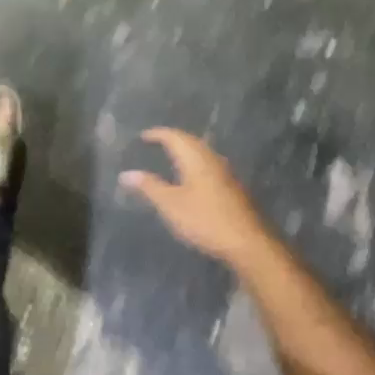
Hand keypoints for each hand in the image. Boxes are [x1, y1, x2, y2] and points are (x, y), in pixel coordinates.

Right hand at [121, 128, 274, 267]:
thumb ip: (149, 187)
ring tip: (171, 157)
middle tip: (156, 143)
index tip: (143, 136)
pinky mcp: (232, 185)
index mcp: (195, 157)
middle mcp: (211, 157)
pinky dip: (195, 162)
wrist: (248, 241)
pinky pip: (208, 163)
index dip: (157, 134)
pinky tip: (192, 177)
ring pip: (201, 152)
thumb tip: (126, 173)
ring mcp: (224, 171)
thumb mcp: (171, 205)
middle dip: (172, 139)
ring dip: (186, 150)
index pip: (173, 136)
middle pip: (190, 140)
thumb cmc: (205, 219)